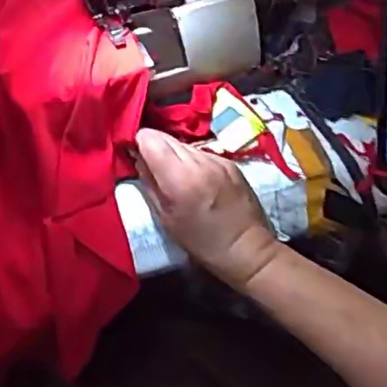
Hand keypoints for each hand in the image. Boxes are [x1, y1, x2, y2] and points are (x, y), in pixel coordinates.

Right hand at [133, 129, 285, 290]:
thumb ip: (148, 182)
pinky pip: (200, 152)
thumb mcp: (164, 217)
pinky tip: (198, 179)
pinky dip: (192, 160)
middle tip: (154, 168)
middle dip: (154, 147)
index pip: (148, 137)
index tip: (136, 157)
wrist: (249, 250)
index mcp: (179, 176)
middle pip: (164, 136)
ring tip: (177, 176)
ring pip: (182, 143)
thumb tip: (137, 158)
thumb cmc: (201, 241)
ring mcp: (217, 159)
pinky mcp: (230, 162)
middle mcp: (198, 160)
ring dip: (174, 154)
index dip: (138, 144)